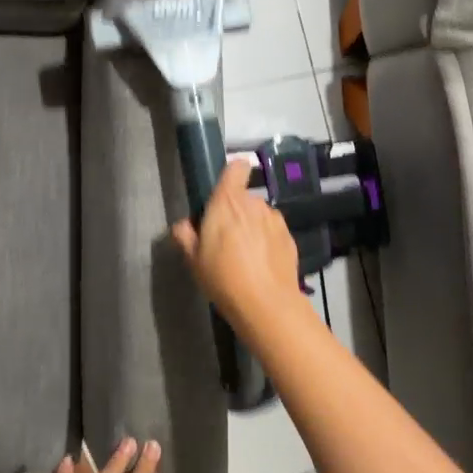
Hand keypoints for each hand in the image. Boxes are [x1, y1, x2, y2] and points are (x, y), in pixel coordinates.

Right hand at [171, 160, 300, 327]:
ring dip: (252, 227)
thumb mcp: (193, 260)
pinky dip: (267, 241)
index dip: (231, 174)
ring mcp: (274, 220)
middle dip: (236, 212)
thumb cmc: (223, 277)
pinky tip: (262, 265)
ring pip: (259, 215)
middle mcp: (253, 203)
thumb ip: (185, 236)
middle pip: (244, 197)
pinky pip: (273, 231)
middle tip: (225, 239)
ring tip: (246, 256)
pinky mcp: (289, 237)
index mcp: (226, 202)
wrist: (267, 304)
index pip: (235, 168)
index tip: (223, 193)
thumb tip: (183, 225)